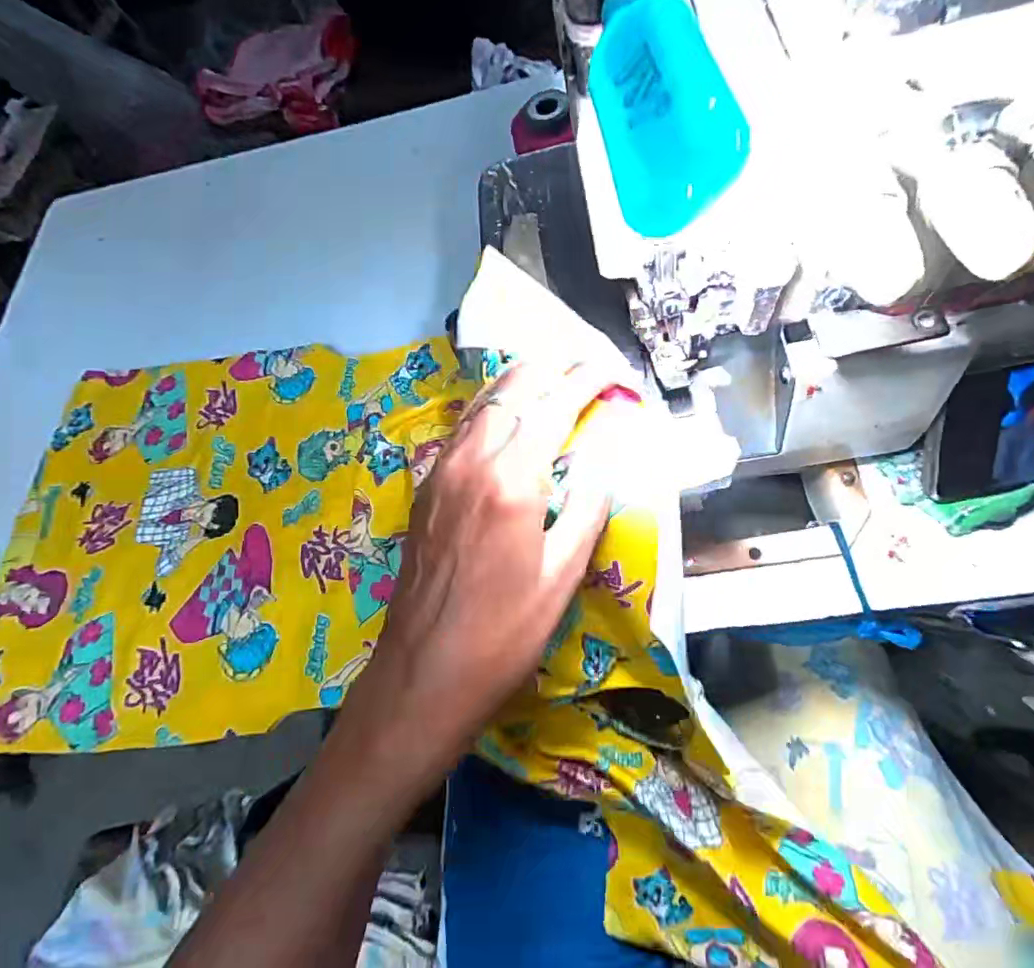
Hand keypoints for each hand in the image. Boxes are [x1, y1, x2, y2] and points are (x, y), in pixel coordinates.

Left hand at [336, 359, 627, 785]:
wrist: (423, 672)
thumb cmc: (503, 634)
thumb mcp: (562, 575)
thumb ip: (586, 506)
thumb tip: (605, 459)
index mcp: (510, 480)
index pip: (553, 407)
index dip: (585, 380)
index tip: (609, 369)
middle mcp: (469, 462)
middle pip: (509, 391)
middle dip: (547, 366)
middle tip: (579, 359)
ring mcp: (439, 473)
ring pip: (479, 406)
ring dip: (515, 383)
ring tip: (546, 375)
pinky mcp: (424, 491)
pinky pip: (459, 431)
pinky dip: (488, 410)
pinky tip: (503, 421)